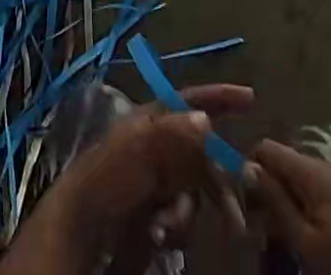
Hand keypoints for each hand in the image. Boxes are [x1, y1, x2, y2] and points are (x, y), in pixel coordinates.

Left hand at [0, 85, 252, 273]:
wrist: (81, 229)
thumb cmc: (106, 181)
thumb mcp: (137, 153)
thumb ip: (171, 136)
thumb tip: (206, 118)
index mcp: (147, 122)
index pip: (186, 101)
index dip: (217, 97)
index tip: (249, 96)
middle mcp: (154, 144)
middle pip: (199, 155)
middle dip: (214, 185)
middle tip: (234, 216)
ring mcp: (154, 177)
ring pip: (194, 189)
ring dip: (186, 212)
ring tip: (164, 229)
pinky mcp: (153, 206)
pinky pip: (182, 213)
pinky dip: (176, 225)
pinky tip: (159, 235)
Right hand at [246, 141, 330, 274]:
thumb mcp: (304, 241)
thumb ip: (274, 201)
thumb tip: (246, 168)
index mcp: (316, 172)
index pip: (267, 148)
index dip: (250, 168)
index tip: (243, 199)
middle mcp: (329, 169)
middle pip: (283, 163)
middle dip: (267, 187)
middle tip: (258, 223)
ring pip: (298, 179)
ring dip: (283, 201)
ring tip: (279, 233)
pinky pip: (315, 193)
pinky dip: (302, 208)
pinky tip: (302, 235)